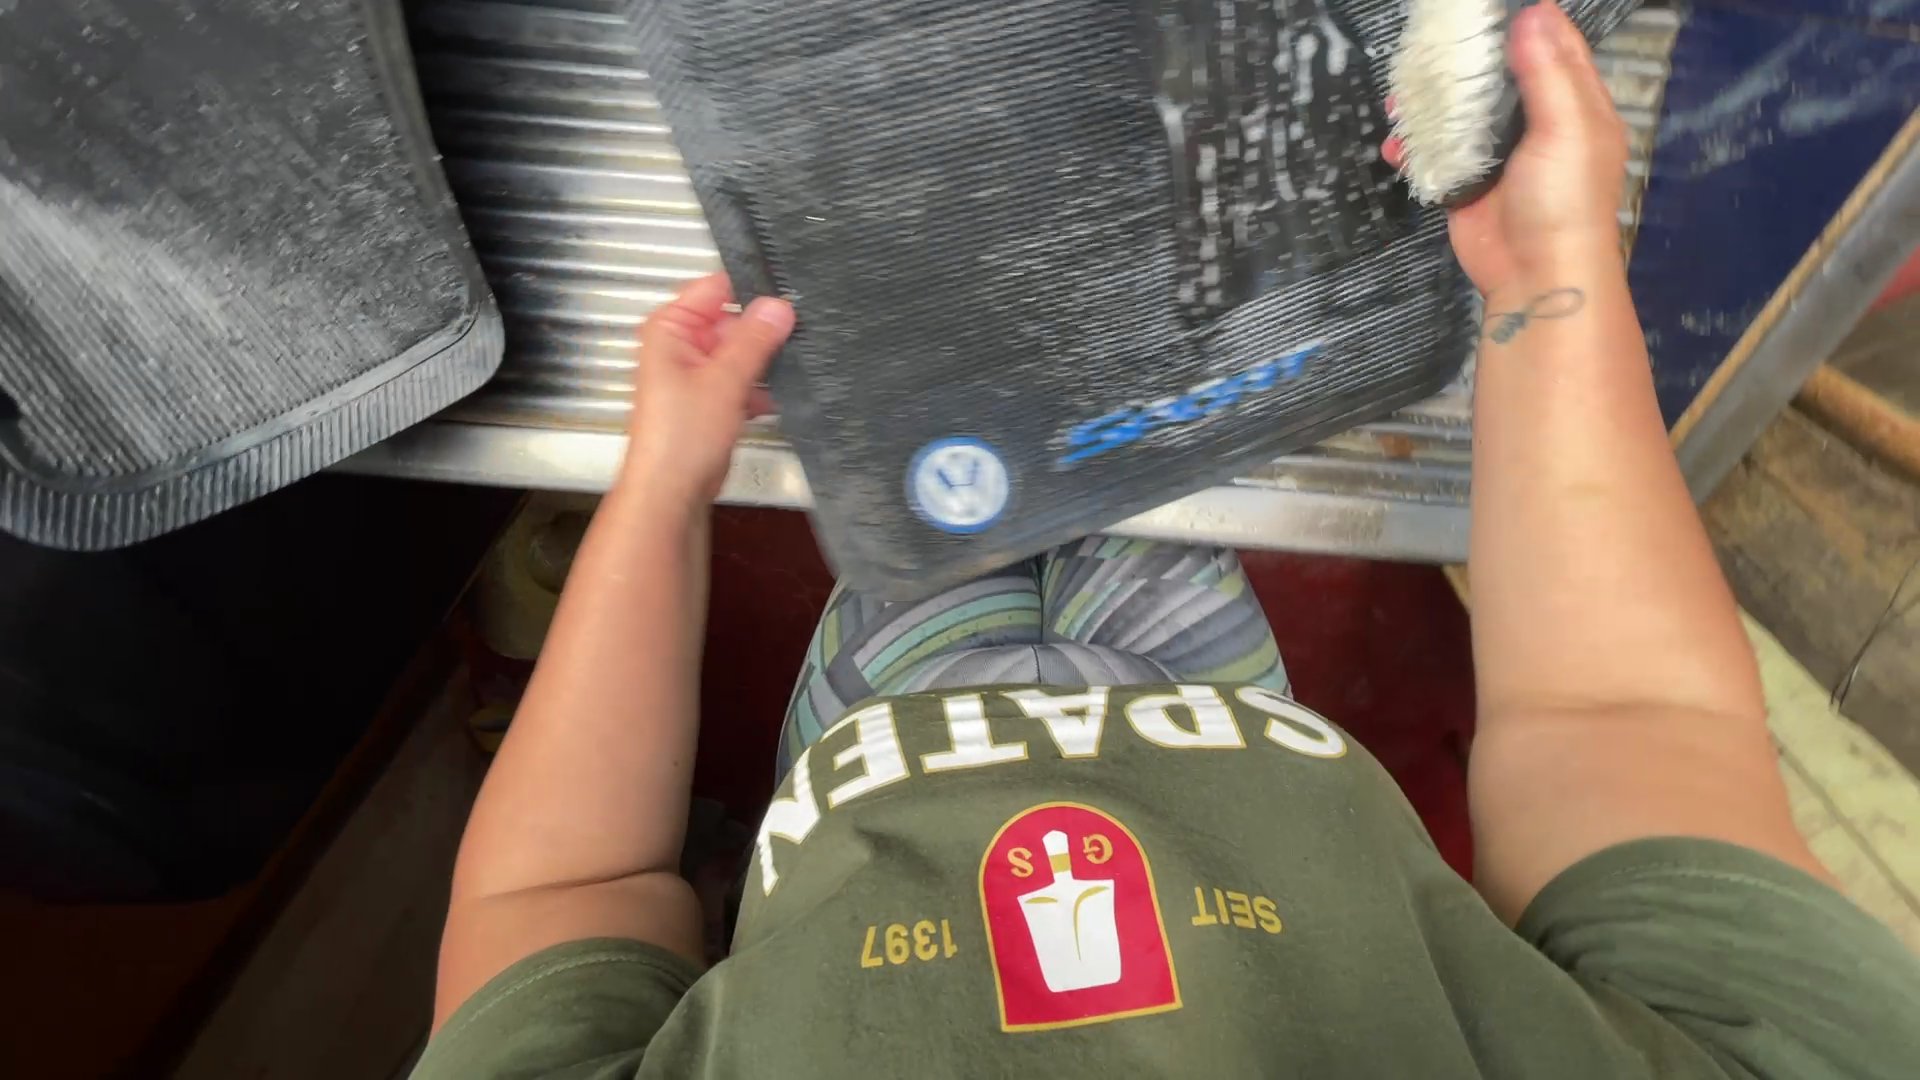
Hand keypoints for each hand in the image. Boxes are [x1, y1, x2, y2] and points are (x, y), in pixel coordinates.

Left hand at [621, 274, 794, 507]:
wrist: (673, 490)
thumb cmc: (680, 437)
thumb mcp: (725, 379)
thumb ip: (755, 340)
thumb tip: (779, 306)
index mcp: (672, 329)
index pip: (716, 289)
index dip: (750, 292)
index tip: (786, 299)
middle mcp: (681, 346)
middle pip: (733, 322)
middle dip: (762, 335)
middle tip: (793, 341)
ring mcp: (697, 374)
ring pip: (741, 354)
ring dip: (762, 366)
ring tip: (782, 375)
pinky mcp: (711, 401)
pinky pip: (742, 382)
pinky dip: (758, 391)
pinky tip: (771, 402)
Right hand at [1385, 2, 1628, 299]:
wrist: (1533, 270)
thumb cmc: (1563, 199)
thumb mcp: (1566, 126)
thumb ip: (1547, 73)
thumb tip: (1531, 15)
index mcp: (1572, 103)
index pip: (1550, 50)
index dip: (1523, 27)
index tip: (1483, 14)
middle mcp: (1534, 126)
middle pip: (1496, 84)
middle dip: (1463, 69)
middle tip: (1428, 52)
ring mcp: (1495, 159)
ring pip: (1460, 122)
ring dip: (1431, 110)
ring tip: (1400, 98)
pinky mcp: (1464, 188)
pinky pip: (1436, 162)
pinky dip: (1414, 154)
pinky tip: (1395, 146)